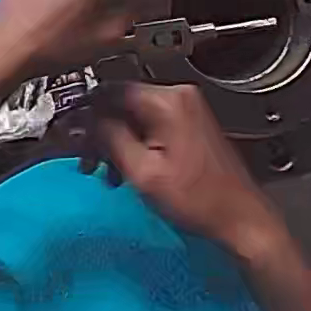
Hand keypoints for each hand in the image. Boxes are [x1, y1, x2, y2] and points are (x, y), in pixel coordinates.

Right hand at [92, 82, 285, 257]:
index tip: (69, 131)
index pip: (110, 89)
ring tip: (106, 171)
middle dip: (100, 130)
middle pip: (121, 101)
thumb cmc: (195, 199)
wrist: (242, 220)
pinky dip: (134, 141)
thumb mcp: (142, 172)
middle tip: (86, 160)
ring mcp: (185, 106)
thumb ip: (108, 138)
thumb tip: (81, 120)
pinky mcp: (188, 120)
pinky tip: (126, 168)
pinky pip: (149, 122)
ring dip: (115, 139)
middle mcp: (177, 94)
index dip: (85, 110)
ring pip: (133, 113)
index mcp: (167, 100)